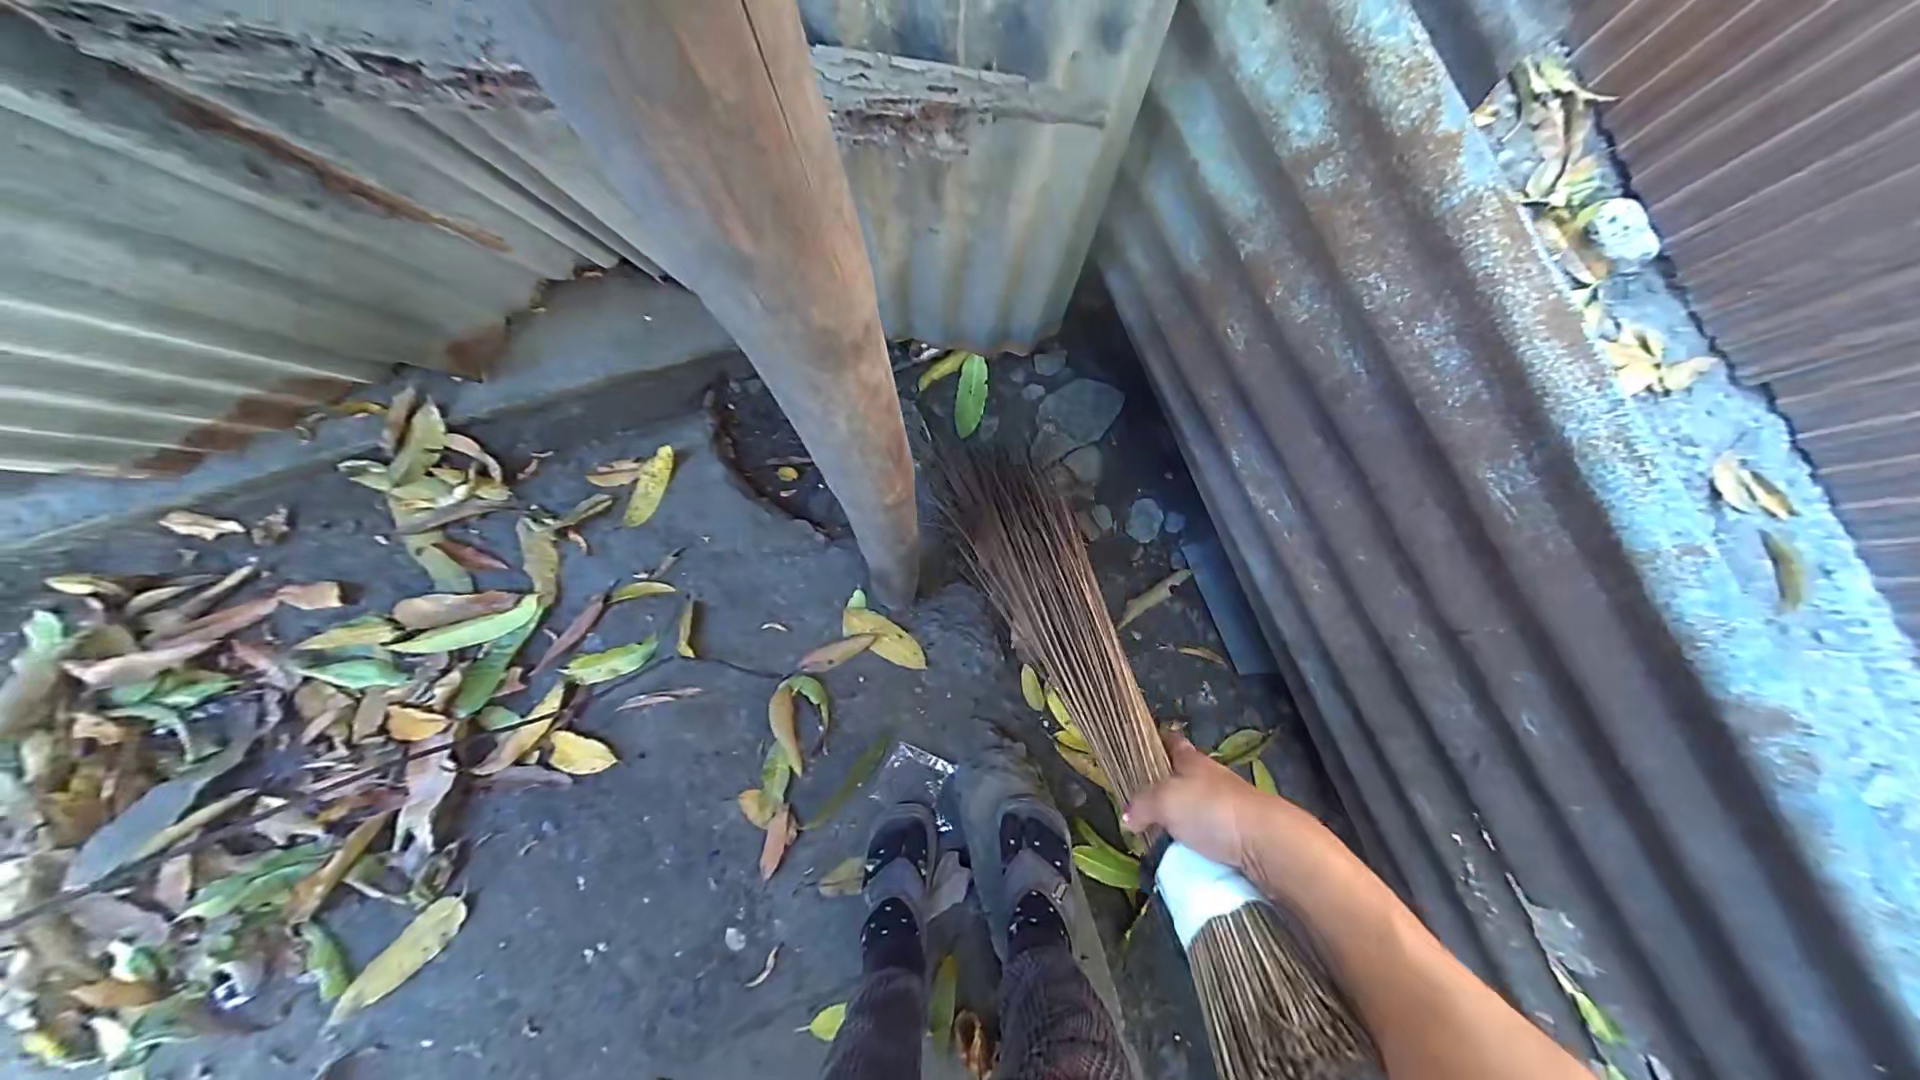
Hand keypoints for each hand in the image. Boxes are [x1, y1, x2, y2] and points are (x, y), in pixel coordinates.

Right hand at [1123, 731, 1323, 879]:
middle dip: (1167, 786)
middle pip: (1185, 776)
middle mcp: (1212, 778)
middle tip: (1142, 803)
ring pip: (1199, 806)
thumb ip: (1142, 804)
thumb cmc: (1212, 809)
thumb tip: (1127, 816)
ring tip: (1160, 835)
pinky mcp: (1241, 834)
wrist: (1267, 842)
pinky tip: (1185, 854)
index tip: (1146, 743)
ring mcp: (1229, 806)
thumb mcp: (1164, 801)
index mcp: (1192, 761)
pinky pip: (1211, 834)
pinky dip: (1198, 842)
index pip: (1173, 742)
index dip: (1160, 741)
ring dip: (1183, 818)